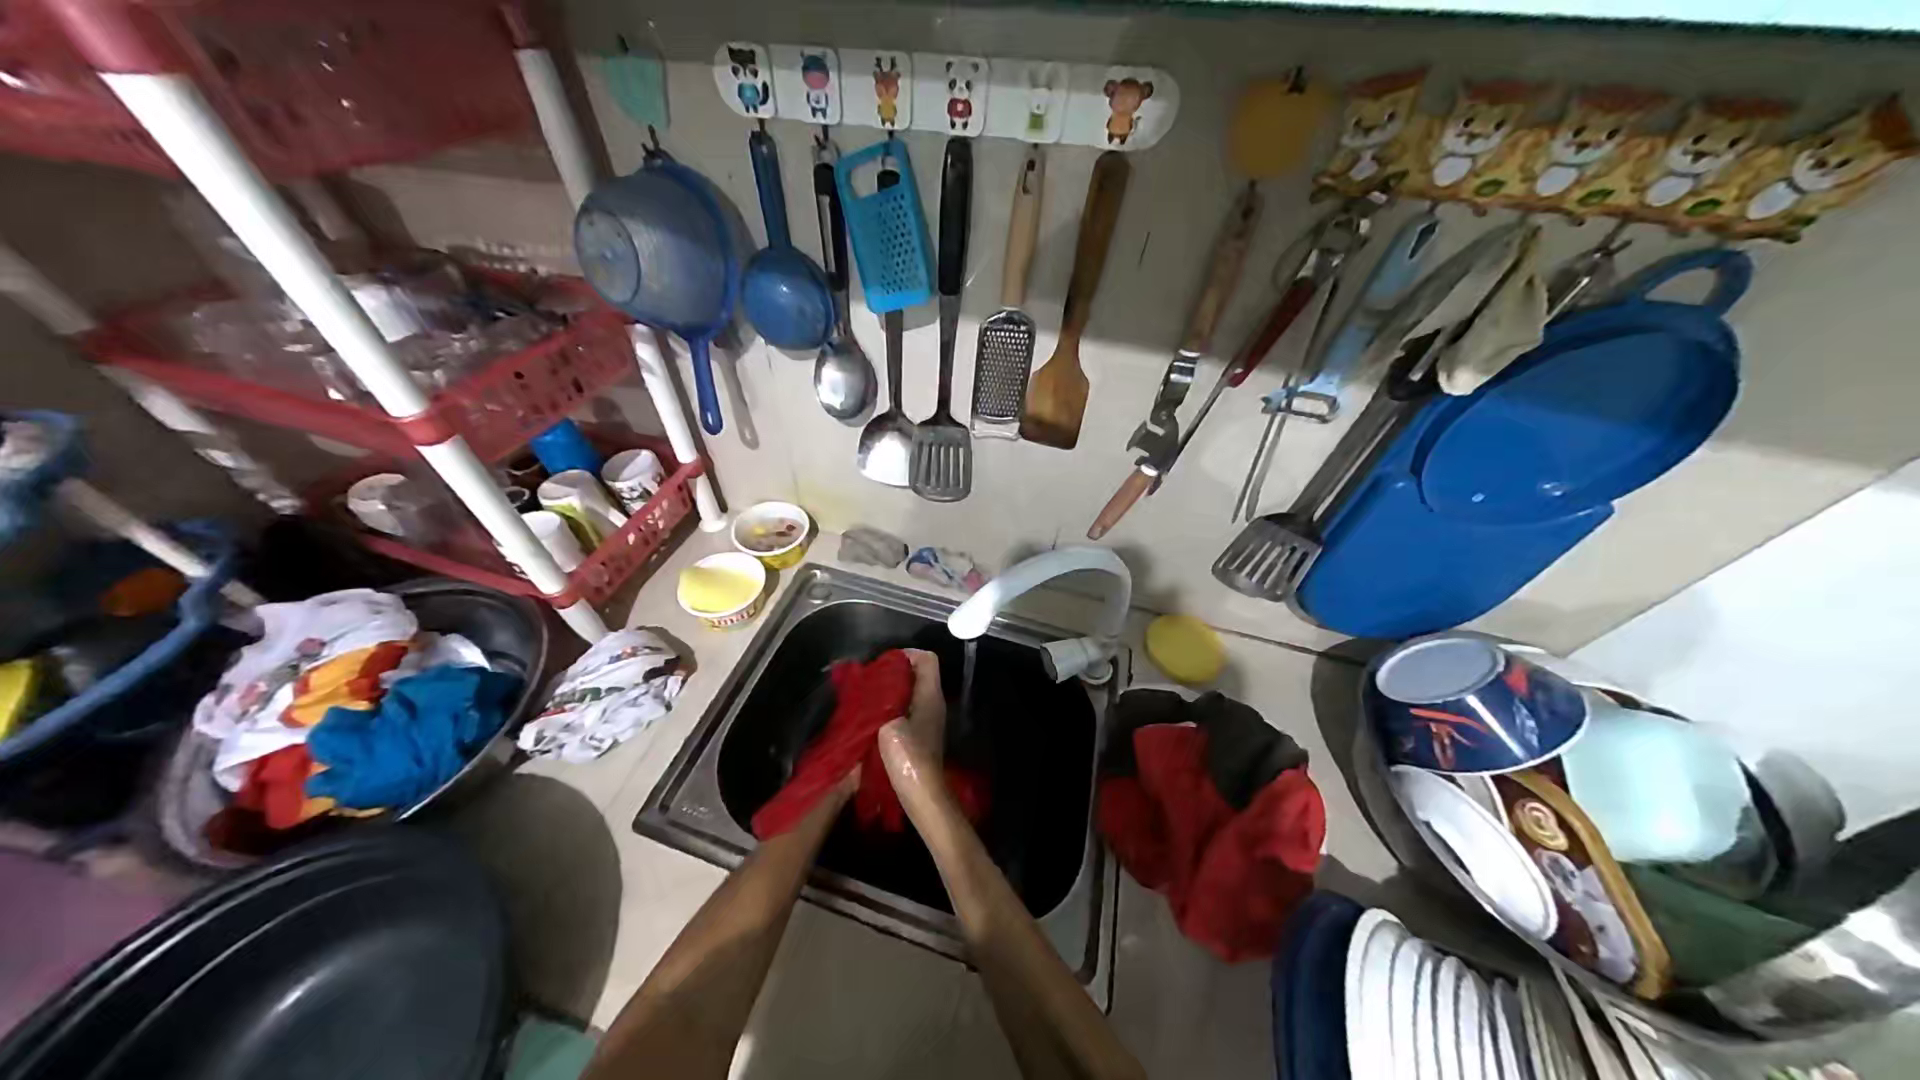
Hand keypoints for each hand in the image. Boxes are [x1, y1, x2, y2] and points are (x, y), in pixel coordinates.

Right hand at [878, 649, 945, 792]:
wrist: (921, 794)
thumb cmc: (908, 756)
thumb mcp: (888, 724)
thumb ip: (881, 702)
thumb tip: (869, 689)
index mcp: (930, 695)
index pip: (926, 659)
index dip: (905, 655)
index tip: (882, 664)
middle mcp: (934, 703)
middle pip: (918, 675)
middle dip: (894, 673)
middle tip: (870, 681)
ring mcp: (929, 720)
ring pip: (912, 693)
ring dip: (891, 692)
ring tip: (868, 698)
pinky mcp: (921, 736)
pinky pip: (907, 710)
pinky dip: (892, 709)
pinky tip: (874, 719)